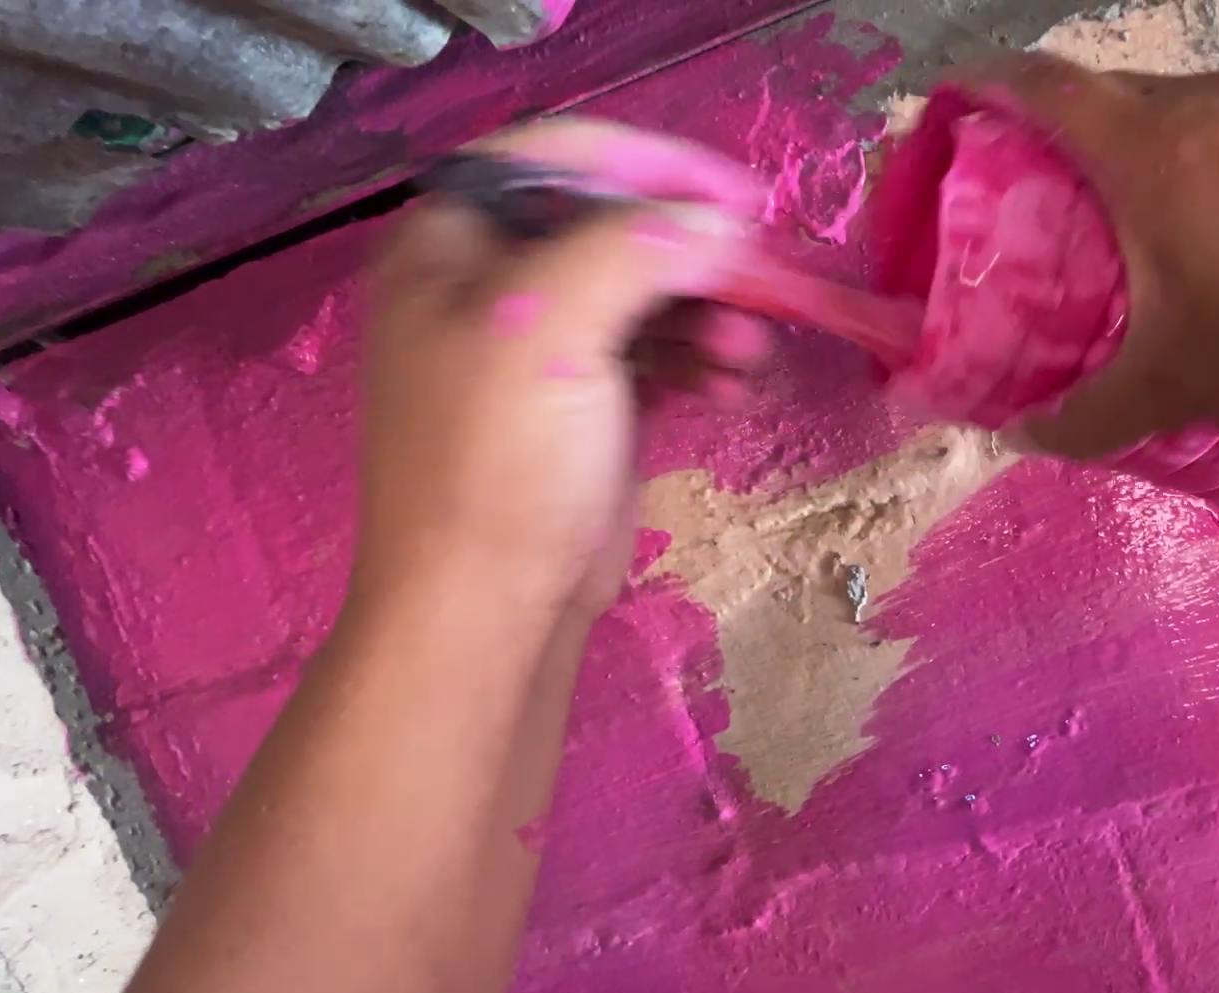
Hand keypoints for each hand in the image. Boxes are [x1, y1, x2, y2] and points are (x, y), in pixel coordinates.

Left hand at [359, 120, 767, 617]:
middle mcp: (502, 288)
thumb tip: (717, 224)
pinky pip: (662, 358)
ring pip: (651, 301)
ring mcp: (553, 351)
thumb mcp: (546, 335)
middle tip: (762, 286)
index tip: (736, 196)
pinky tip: (734, 386)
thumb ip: (628, 253)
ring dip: (711, 319)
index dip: (653, 165)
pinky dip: (703, 364)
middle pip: (618, 234)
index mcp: (457, 247)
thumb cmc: (499, 465)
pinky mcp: (597, 406)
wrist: (495, 604)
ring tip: (750, 355)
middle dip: (694, 260)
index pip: (561, 161)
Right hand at [954, 54, 1218, 454]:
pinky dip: (1179, 160)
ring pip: (1164, 107)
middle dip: (1045, 133)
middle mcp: (1207, 100)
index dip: (981, 88)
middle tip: (1021, 202)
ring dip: (1118, 149)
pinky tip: (1195, 226)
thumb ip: (1085, 419)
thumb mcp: (1174, 389)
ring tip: (1105, 220)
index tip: (947, 115)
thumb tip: (1021, 439)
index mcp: (1151, 149)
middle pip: (1099, 92)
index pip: (1042, 85)